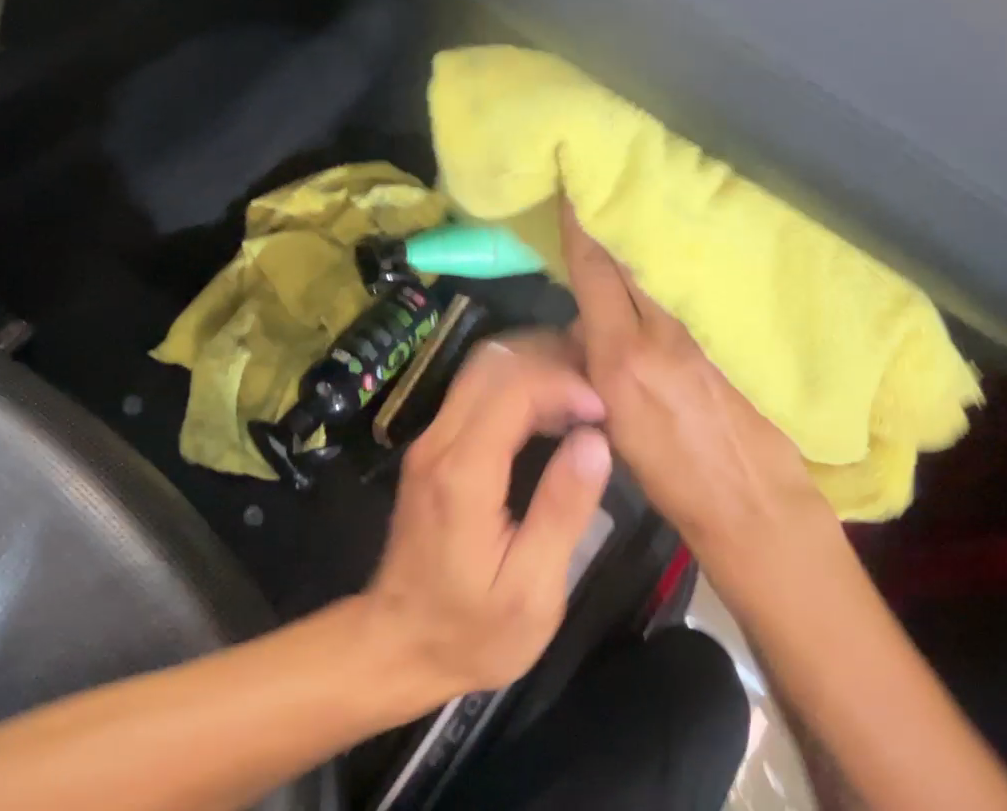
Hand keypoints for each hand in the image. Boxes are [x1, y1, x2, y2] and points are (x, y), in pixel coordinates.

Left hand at [362, 333, 613, 697]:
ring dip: (533, 371)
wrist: (398, 643)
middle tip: (600, 391)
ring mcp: (428, 445)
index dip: (565, 385)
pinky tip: (552, 415)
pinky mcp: (430, 454)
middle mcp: (437, 444)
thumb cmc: (472, 629)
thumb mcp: (531, 587)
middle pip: (491, 364)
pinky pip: (472, 397)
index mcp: (463, 472)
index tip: (607, 412)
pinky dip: (515, 389)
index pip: (513, 388)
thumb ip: (561, 509)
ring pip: (478, 373)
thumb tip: (594, 439)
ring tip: (584, 398)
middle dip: (550, 362)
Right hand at [559, 203, 831, 563]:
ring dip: (652, 237)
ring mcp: (706, 332)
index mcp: (621, 357)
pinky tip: (682, 253)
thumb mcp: (611, 422)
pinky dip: (683, 268)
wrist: (751, 503)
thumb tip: (591, 328)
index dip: (582, 227)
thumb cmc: (668, 476)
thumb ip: (598, 365)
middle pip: (634, 257)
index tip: (574, 189)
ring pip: (671, 268)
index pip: (596, 273)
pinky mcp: (738, 339)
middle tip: (606, 180)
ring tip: (640, 208)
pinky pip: (699, 290)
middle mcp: (663, 333)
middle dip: (617, 217)